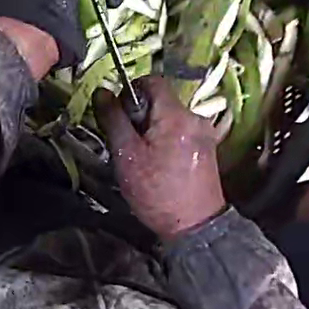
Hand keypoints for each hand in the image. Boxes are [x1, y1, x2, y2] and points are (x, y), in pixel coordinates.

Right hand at [96, 78, 226, 241]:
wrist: (195, 227)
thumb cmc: (157, 192)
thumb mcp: (126, 155)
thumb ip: (113, 119)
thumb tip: (102, 92)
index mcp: (176, 115)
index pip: (152, 80)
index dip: (130, 90)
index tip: (118, 112)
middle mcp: (195, 117)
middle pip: (160, 100)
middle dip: (139, 115)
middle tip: (126, 141)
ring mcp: (204, 133)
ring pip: (168, 117)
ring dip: (150, 129)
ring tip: (140, 157)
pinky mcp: (206, 148)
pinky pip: (178, 132)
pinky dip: (164, 140)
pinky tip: (157, 164)